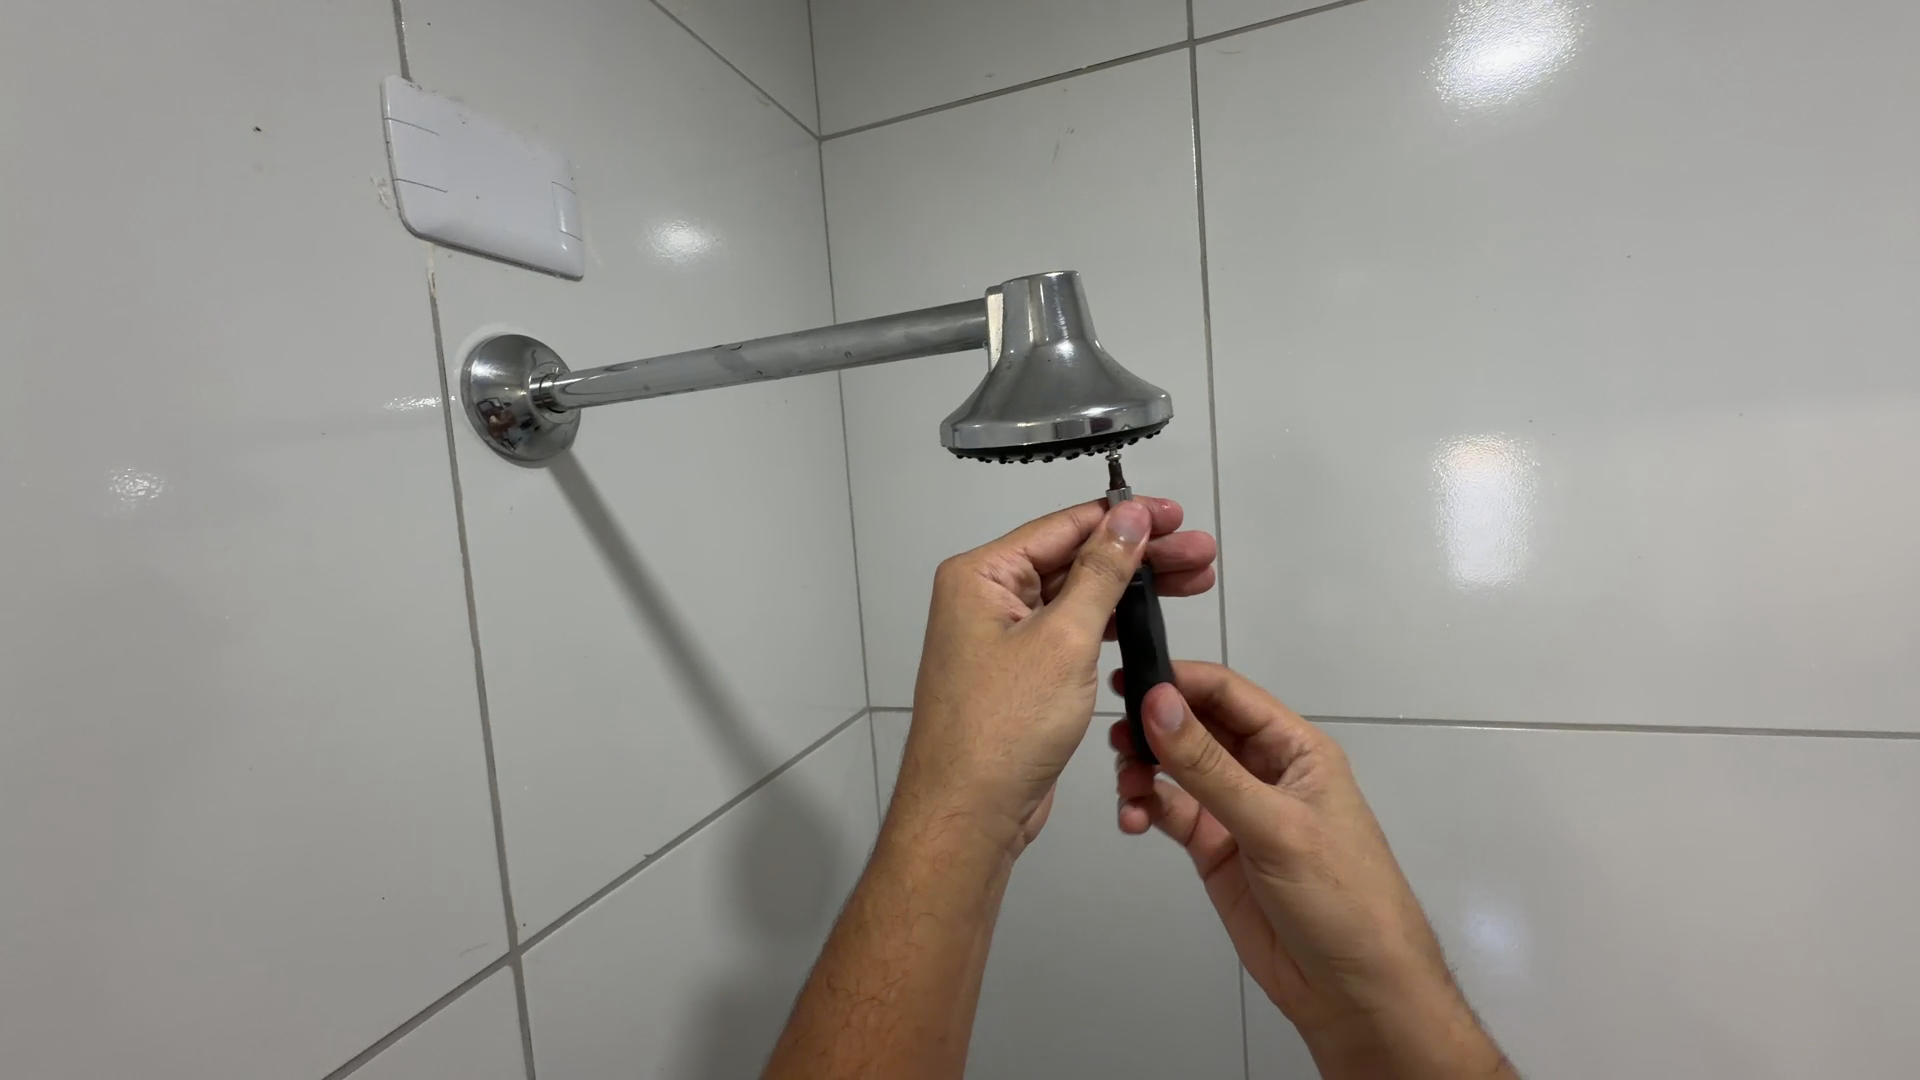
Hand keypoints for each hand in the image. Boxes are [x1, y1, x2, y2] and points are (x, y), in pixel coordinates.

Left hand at [894, 498, 1215, 857]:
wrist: (970, 813)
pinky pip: (1070, 632)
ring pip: (1077, 596)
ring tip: (1192, 580)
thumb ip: (1100, 573)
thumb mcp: (1063, 639)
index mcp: (980, 577)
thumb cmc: (996, 734)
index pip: (1062, 527)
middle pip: (1074, 560)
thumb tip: (1128, 521)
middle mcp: (986, 600)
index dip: (1123, 519)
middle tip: (1196, 552)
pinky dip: (1109, 625)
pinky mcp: (1021, 671)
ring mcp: (1003, 637)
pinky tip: (1146, 619)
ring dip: (1132, 590)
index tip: (1171, 515)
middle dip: (1140, 556)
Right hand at [1111, 663, 1514, 1079]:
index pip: (1226, 693)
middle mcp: (1259, 767)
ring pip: (1174, 766)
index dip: (1178, 680)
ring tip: (1126, 785)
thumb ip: (1207, 764)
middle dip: (1152, 725)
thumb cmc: (1337, 897)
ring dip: (1143, 768)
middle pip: (1194, 725)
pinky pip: (1168, 809)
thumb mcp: (1272, 825)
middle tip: (1113, 734)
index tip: (1126, 681)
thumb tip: (1154, 700)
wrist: (1357, 999)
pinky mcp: (1212, 844)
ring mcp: (1232, 806)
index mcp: (1291, 747)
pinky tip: (1133, 821)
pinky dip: (1144, 807)